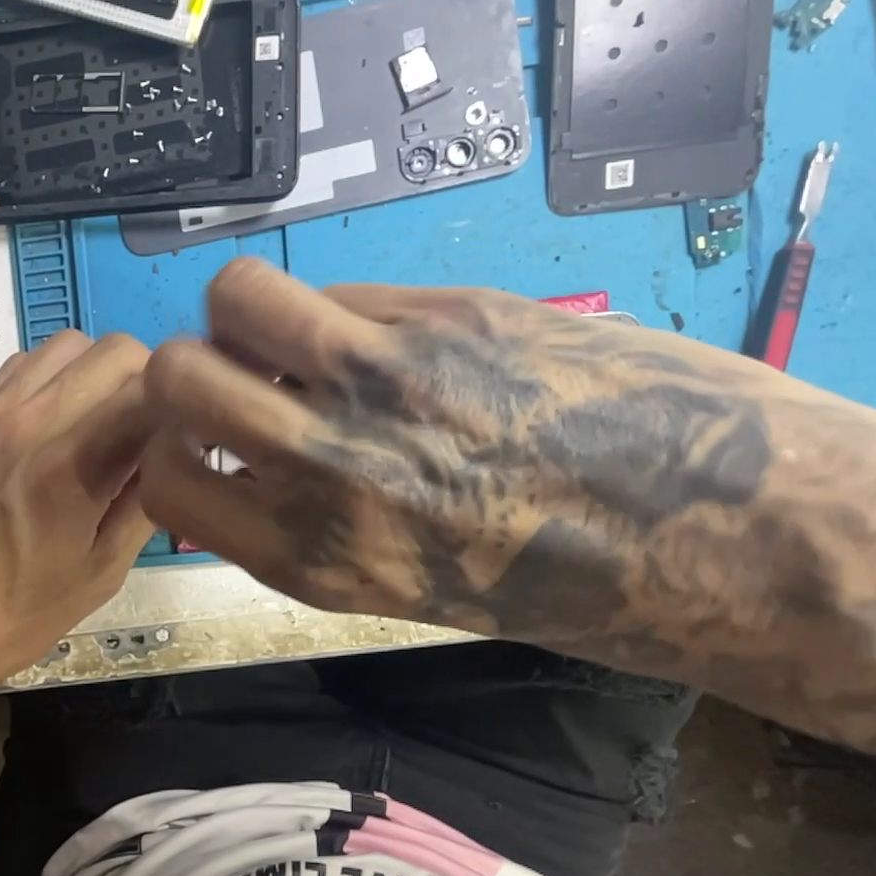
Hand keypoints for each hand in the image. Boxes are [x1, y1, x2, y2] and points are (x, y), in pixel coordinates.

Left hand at [0, 330, 154, 767]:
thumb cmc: (14, 616)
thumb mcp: (100, 575)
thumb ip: (144, 502)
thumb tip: (175, 452)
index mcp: (72, 469)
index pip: (151, 390)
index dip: (183, 408)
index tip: (188, 437)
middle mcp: (32, 423)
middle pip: (116, 350)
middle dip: (149, 383)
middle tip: (150, 431)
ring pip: (69, 344)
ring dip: (100, 373)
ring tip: (105, 423)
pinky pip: (23, 364)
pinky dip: (55, 377)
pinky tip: (59, 422)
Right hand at [138, 257, 788, 641]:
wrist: (714, 536)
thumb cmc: (539, 583)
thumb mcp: (382, 584)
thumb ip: (291, 521)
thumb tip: (240, 448)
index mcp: (301, 554)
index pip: (161, 476)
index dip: (170, 448)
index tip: (205, 441)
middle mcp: (320, 467)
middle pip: (172, 373)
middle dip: (188, 370)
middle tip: (239, 379)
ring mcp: (381, 382)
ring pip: (236, 297)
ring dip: (246, 314)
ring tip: (293, 338)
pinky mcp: (445, 317)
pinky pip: (341, 291)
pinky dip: (340, 310)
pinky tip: (389, 339)